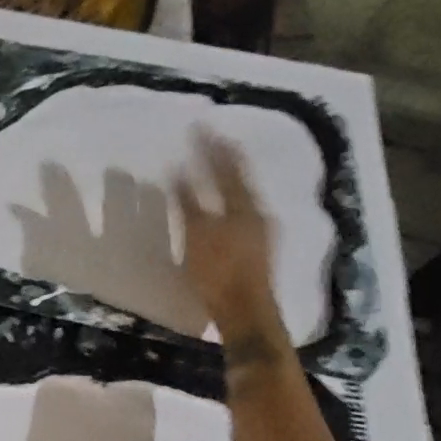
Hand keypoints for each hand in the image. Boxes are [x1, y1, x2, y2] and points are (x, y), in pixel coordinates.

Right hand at [175, 130, 285, 348]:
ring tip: (218, 170)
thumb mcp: (197, 237)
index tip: (200, 127)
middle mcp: (259, 213)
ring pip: (245, 196)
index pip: (227, 165)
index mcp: (245, 205)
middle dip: (226, 160)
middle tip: (213, 142)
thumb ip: (189, 203)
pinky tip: (225, 209)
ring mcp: (262, 232)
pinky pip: (245, 215)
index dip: (212, 147)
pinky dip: (232, 203)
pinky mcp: (259, 250)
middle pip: (241, 178)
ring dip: (230, 182)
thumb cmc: (219, 275)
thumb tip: (178, 171)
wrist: (246, 314)